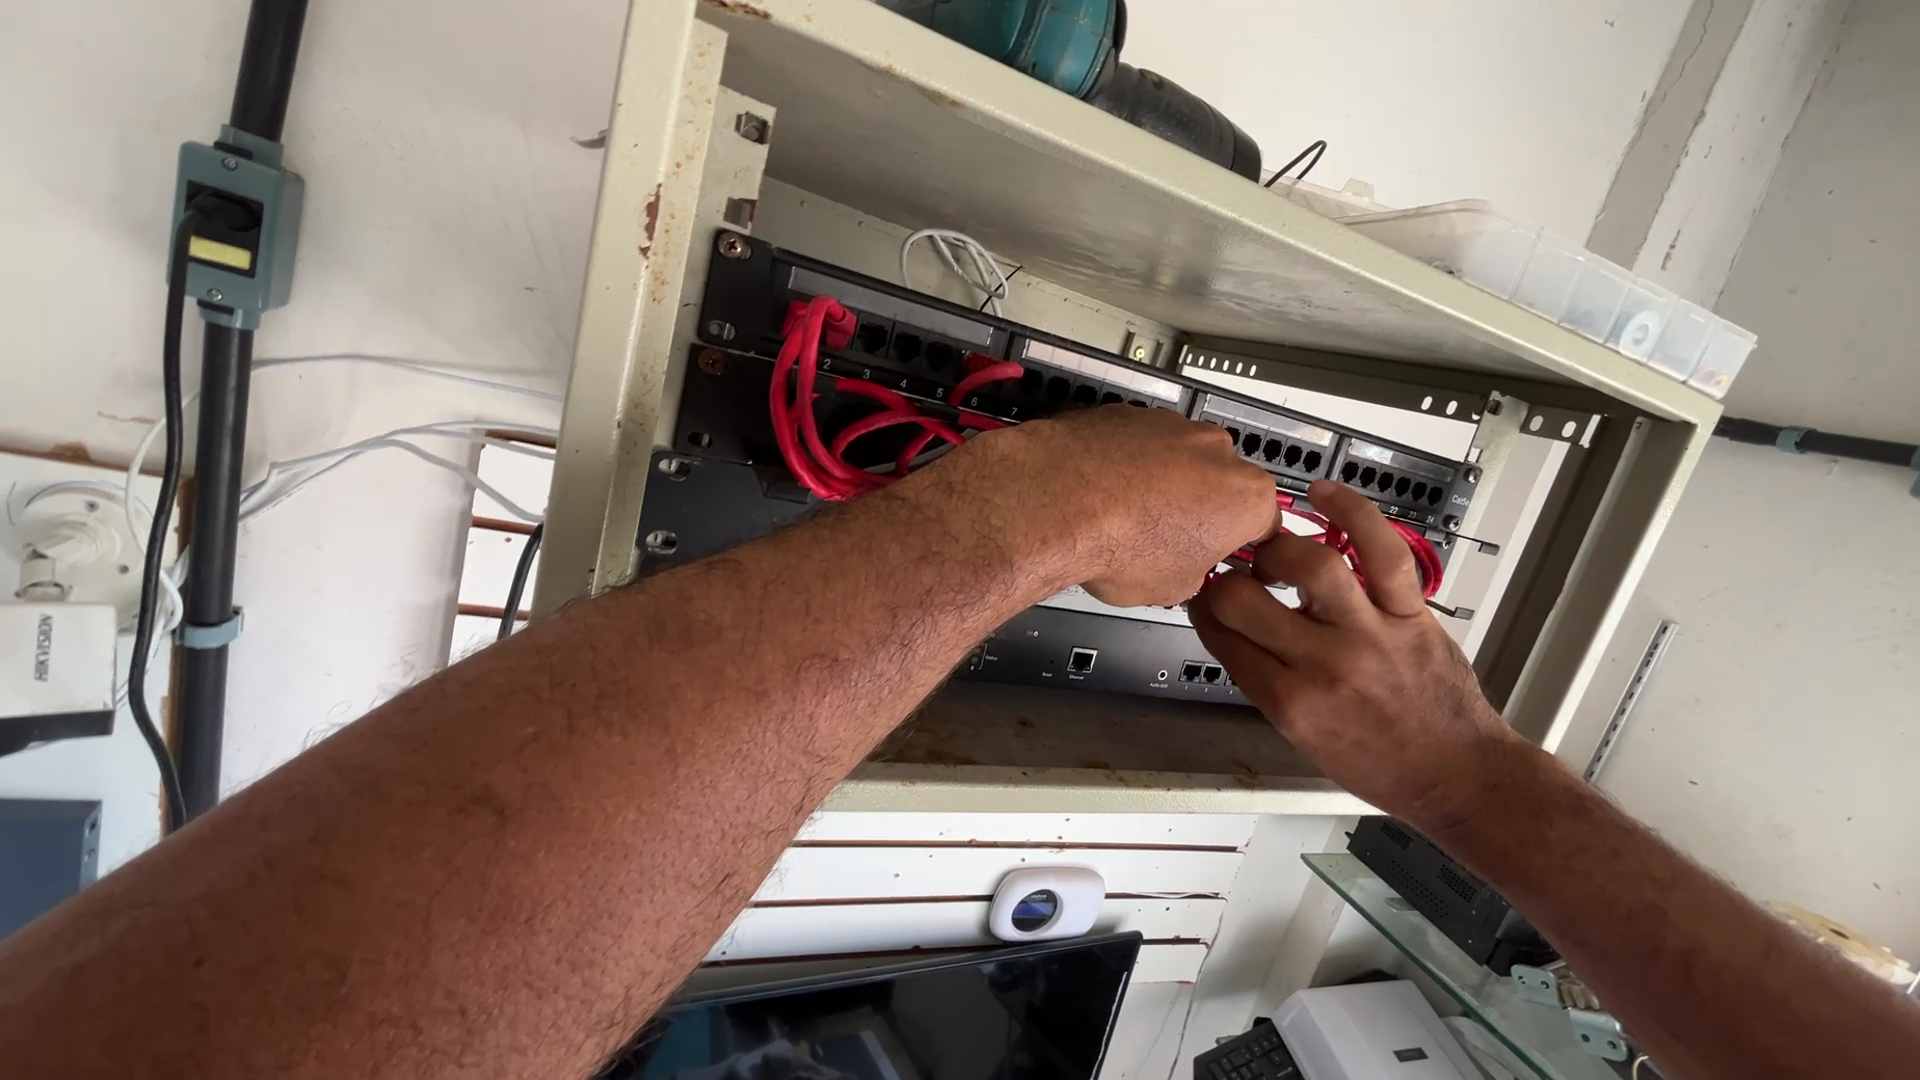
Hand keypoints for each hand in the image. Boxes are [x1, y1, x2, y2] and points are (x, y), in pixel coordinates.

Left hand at [921, 405, 1277, 607]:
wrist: (1055, 502)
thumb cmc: (1115, 541)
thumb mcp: (1170, 590)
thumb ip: (1192, 573)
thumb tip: (1181, 571)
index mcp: (1246, 496)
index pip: (1264, 524)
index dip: (1242, 546)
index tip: (1225, 556)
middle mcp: (1214, 450)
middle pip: (1219, 484)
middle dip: (1197, 510)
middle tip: (1165, 541)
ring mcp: (1168, 426)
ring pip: (1175, 460)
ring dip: (1158, 484)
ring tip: (1123, 518)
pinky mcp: (1125, 413)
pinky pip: (1133, 444)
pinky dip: (1121, 464)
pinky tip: (1098, 493)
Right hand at [1188, 479, 1524, 830]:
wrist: (1457, 776)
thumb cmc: (1376, 763)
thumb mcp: (1298, 736)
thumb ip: (1261, 679)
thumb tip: (1230, 628)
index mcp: (1288, 701)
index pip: (1220, 637)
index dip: (1201, 609)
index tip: (1201, 597)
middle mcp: (1323, 664)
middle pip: (1243, 599)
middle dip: (1224, 581)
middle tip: (1232, 578)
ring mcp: (1370, 634)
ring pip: (1308, 566)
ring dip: (1275, 550)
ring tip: (1272, 551)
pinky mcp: (1409, 613)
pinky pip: (1381, 553)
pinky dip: (1353, 514)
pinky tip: (1323, 494)